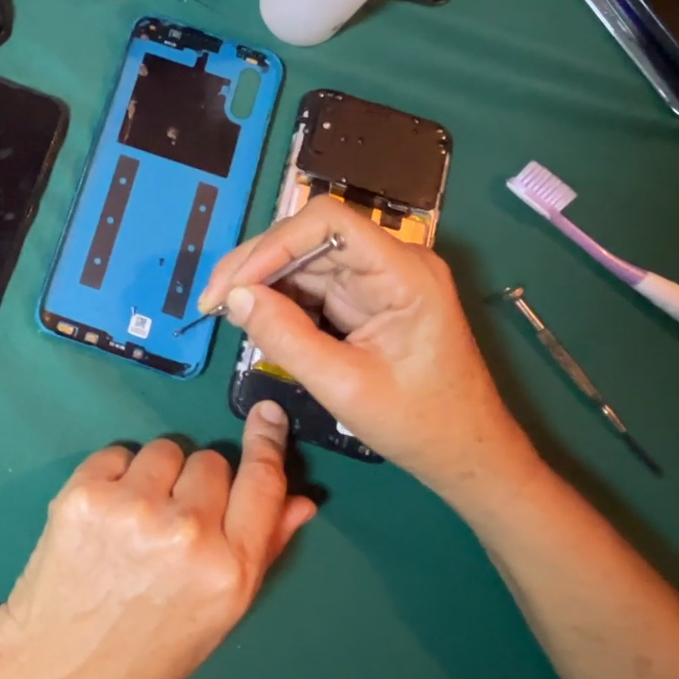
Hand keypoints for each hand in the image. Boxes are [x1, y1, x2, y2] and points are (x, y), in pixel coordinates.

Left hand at [0, 404, 314, 678]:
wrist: (61, 666)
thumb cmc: (149, 647)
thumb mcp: (219, 613)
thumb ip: (263, 550)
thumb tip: (301, 500)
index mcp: (228, 570)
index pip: (262, 483)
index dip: (267, 443)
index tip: (267, 413)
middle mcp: (185, 533)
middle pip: (210, 462)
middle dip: (196, 483)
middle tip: (172, 522)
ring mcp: (132, 508)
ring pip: (164, 450)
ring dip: (155, 474)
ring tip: (135, 521)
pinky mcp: (84, 492)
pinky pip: (118, 452)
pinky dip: (115, 474)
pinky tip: (105, 516)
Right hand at [198, 195, 538, 503]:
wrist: (466, 455)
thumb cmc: (419, 424)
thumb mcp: (344, 386)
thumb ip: (286, 339)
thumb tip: (234, 298)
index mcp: (402, 274)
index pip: (328, 223)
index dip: (274, 244)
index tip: (236, 285)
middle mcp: (389, 262)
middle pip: (307, 238)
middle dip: (254, 265)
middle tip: (212, 303)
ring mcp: (376, 278)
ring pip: (302, 259)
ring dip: (259, 282)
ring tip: (224, 312)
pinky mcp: (364, 297)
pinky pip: (310, 284)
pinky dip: (276, 299)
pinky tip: (251, 319)